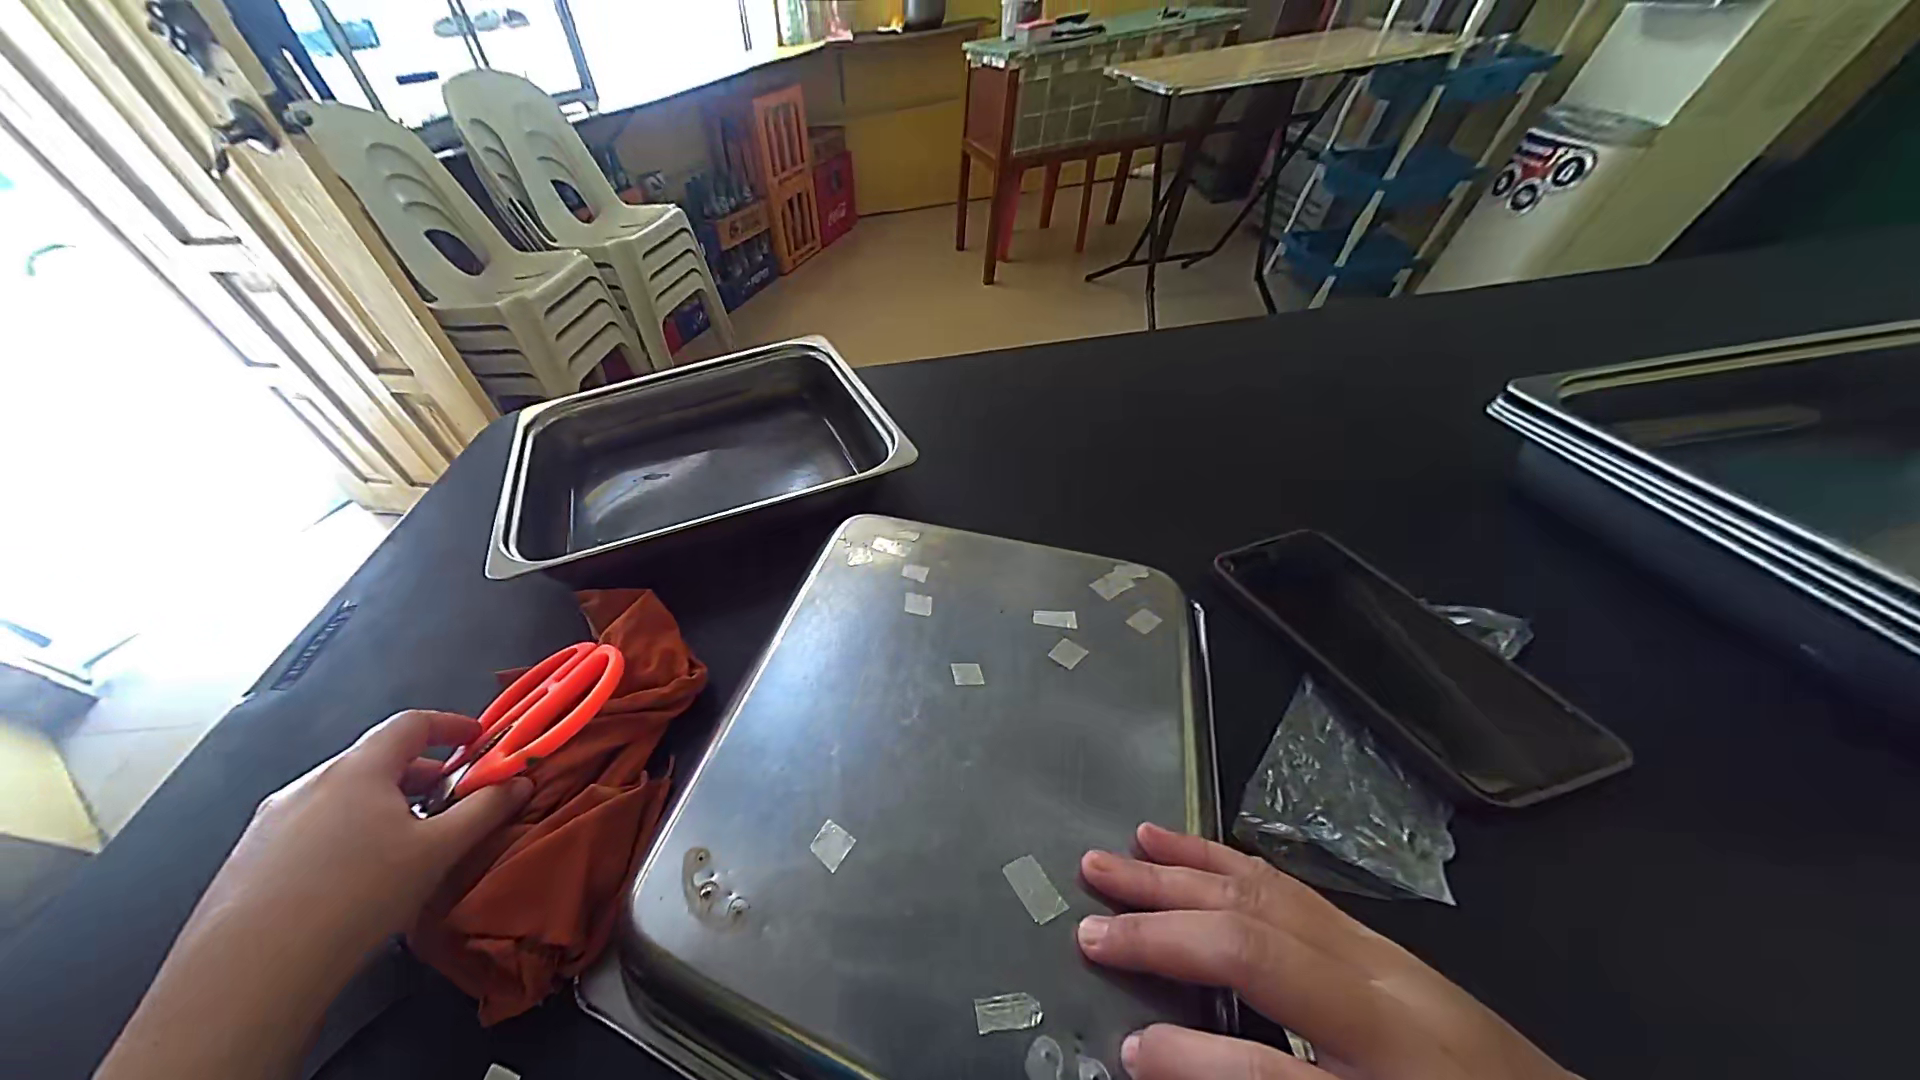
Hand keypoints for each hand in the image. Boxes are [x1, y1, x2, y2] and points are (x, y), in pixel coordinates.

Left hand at [198, 709, 532, 966]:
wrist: (242, 980)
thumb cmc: (353, 897)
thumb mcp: (440, 849)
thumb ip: (486, 808)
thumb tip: (517, 784)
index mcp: (357, 770)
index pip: (411, 723)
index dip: (451, 725)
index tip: (477, 737)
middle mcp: (309, 786)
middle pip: (379, 759)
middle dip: (425, 773)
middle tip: (454, 800)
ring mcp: (269, 824)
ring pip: (346, 796)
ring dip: (388, 805)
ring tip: (412, 843)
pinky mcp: (246, 861)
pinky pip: (314, 827)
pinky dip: (351, 832)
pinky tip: (362, 875)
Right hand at [1076, 823, 1574, 1079]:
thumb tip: (1176, 1065)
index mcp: (1398, 1076)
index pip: (1280, 1068)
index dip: (1194, 1062)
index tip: (1128, 1051)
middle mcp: (1388, 1002)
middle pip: (1257, 944)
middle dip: (1162, 932)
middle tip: (1088, 927)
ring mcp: (1384, 957)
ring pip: (1264, 894)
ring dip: (1178, 872)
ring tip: (1116, 858)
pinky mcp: (1378, 939)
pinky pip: (1286, 884)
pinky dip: (1222, 858)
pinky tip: (1183, 846)